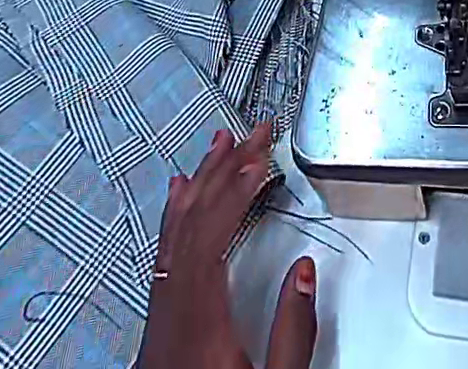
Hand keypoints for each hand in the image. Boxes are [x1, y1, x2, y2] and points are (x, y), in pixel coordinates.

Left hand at [137, 122, 317, 368]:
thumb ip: (291, 333)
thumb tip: (305, 273)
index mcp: (200, 311)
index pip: (215, 227)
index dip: (239, 185)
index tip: (262, 155)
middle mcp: (175, 297)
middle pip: (198, 213)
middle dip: (228, 166)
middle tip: (254, 133)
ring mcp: (164, 301)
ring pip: (179, 222)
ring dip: (202, 177)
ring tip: (220, 143)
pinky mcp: (162, 307)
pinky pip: (166, 242)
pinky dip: (177, 207)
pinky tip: (179, 189)